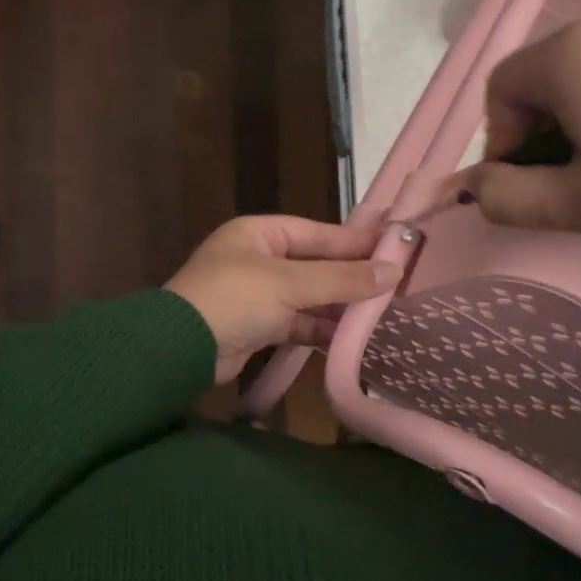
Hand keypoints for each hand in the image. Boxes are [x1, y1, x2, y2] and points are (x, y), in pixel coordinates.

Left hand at [165, 216, 404, 383]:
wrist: (182, 347)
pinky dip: (321, 330)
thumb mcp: (289, 282)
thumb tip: (393, 271)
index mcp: (257, 234)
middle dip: (350, 278)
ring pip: (308, 297)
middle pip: (314, 265)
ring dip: (340, 307)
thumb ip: (341, 278)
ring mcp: (256, 295)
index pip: (315, 232)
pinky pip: (298, 323)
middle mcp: (257, 260)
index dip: (354, 242)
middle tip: (398, 286)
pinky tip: (353, 338)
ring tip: (385, 314)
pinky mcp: (257, 328)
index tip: (396, 250)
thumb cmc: (234, 299)